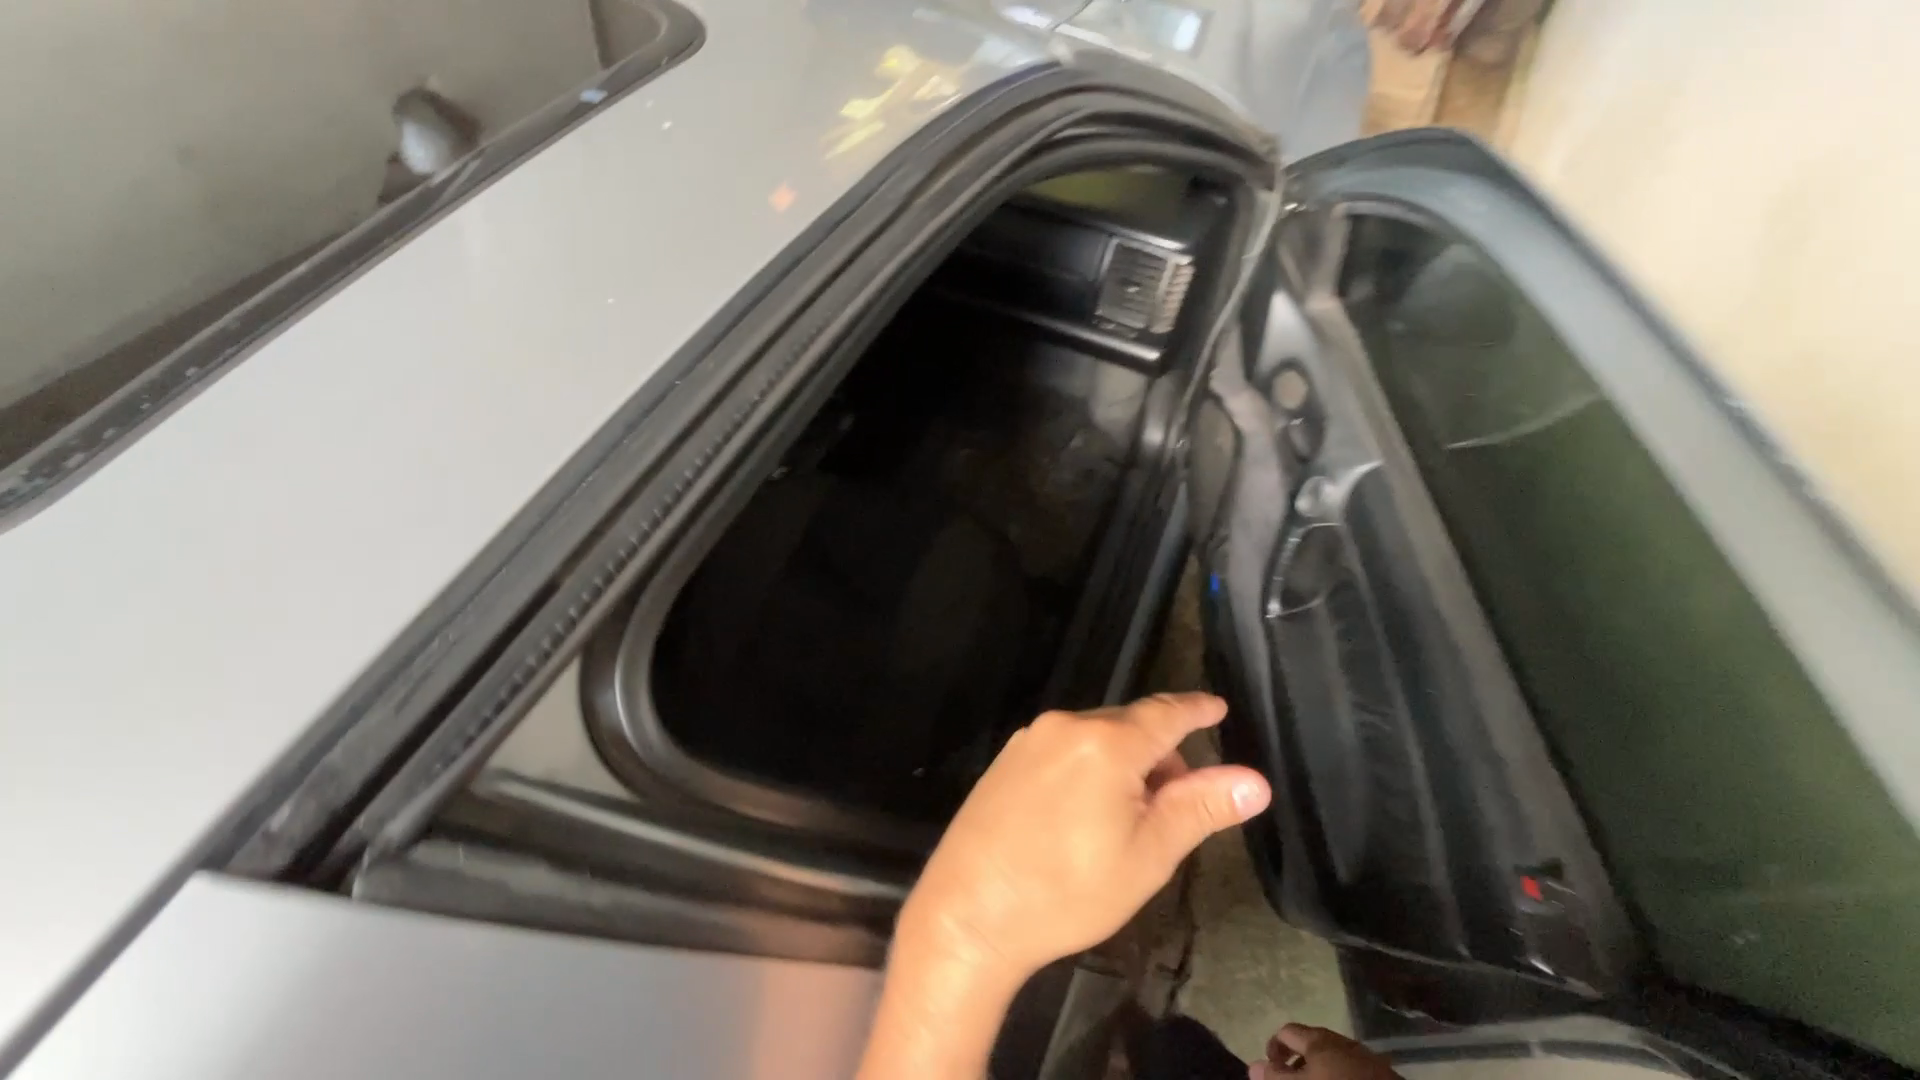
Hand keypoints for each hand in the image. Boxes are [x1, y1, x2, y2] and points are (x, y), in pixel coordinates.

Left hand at [899, 692, 1271, 986]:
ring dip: (1124, 762)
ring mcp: (1028, 741)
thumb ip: (1200, 807)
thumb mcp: (1148, 854)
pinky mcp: (1005, 762)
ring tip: (1131, 816)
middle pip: (1129, 726)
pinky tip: (1085, 814)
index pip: (1165, 713)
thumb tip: (1255, 780)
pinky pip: (1063, 750)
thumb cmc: (1068, 890)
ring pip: (1095, 738)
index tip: (1217, 706)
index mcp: (1106, 742)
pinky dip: (1089, 767)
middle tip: (1178, 801)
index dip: (1196, 709)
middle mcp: (1064, 726)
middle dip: (1161, 753)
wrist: (968, 912)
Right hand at [1251, 1024, 1399, 1079]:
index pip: (1286, 1031)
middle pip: (1310, 1042)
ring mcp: (1363, 1055)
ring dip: (1318, 1069)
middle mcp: (1339, 1040)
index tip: (1270, 1070)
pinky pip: (1350, 1068)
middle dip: (1296, 1060)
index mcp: (1317, 1039)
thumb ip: (1277, 1076)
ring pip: (1332, 1056)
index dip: (1274, 1048)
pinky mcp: (1381, 1072)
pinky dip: (1339, 1075)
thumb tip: (1252, 1065)